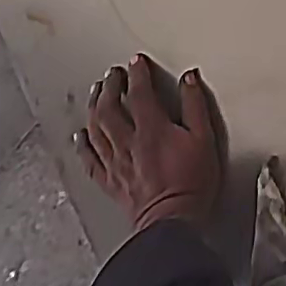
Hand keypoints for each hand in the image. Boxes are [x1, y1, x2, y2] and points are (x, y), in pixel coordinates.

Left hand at [76, 54, 220, 232]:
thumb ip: (196, 106)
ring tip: (96, 93)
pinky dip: (83, 145)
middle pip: (110, 107)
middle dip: (110, 86)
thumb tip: (189, 79)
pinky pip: (90, 160)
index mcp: (152, 129)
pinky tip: (81, 136)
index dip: (137, 73)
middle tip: (113, 74)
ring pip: (96, 128)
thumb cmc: (192, 184)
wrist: (174, 224)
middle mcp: (129, 143)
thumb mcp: (205, 139)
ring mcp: (116, 163)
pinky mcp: (111, 182)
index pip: (139, 92)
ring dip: (94, 107)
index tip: (137, 62)